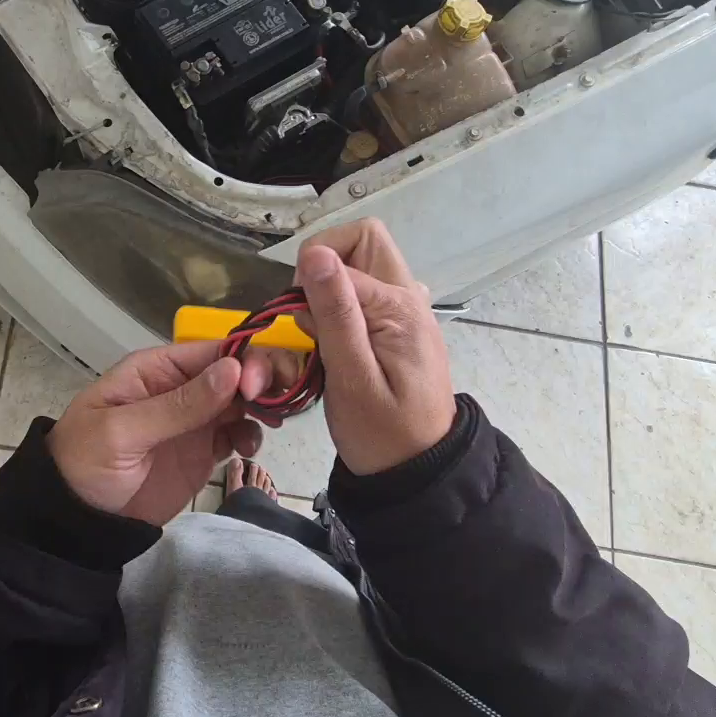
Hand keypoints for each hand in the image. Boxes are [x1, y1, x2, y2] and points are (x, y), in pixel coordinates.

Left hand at [47, 342, 265, 525]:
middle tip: (277, 404)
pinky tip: (248, 449)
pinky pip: (238, 433)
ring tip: (273, 424)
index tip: (260, 385)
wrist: (77, 519)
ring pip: (243, 400)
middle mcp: (182, 387)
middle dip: (263, 378)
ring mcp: (194, 420)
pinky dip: (253, 436)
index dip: (244, 359)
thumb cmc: (86, 461)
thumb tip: (234, 370)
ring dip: (264, 406)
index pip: (212, 351)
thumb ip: (179, 405)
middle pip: (236, 370)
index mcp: (158, 369)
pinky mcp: (203, 450)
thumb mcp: (124, 431)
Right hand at [294, 218, 455, 474]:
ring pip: (356, 266)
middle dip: (321, 267)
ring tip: (318, 339)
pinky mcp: (392, 326)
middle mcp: (405, 297)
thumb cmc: (383, 434)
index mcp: (399, 306)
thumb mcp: (352, 378)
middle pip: (360, 241)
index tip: (297, 327)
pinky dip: (335, 311)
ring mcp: (401, 310)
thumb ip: (336, 314)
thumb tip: (315, 253)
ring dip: (326, 293)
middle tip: (307, 313)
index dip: (306, 283)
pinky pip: (359, 295)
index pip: (338, 255)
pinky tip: (330, 346)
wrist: (418, 475)